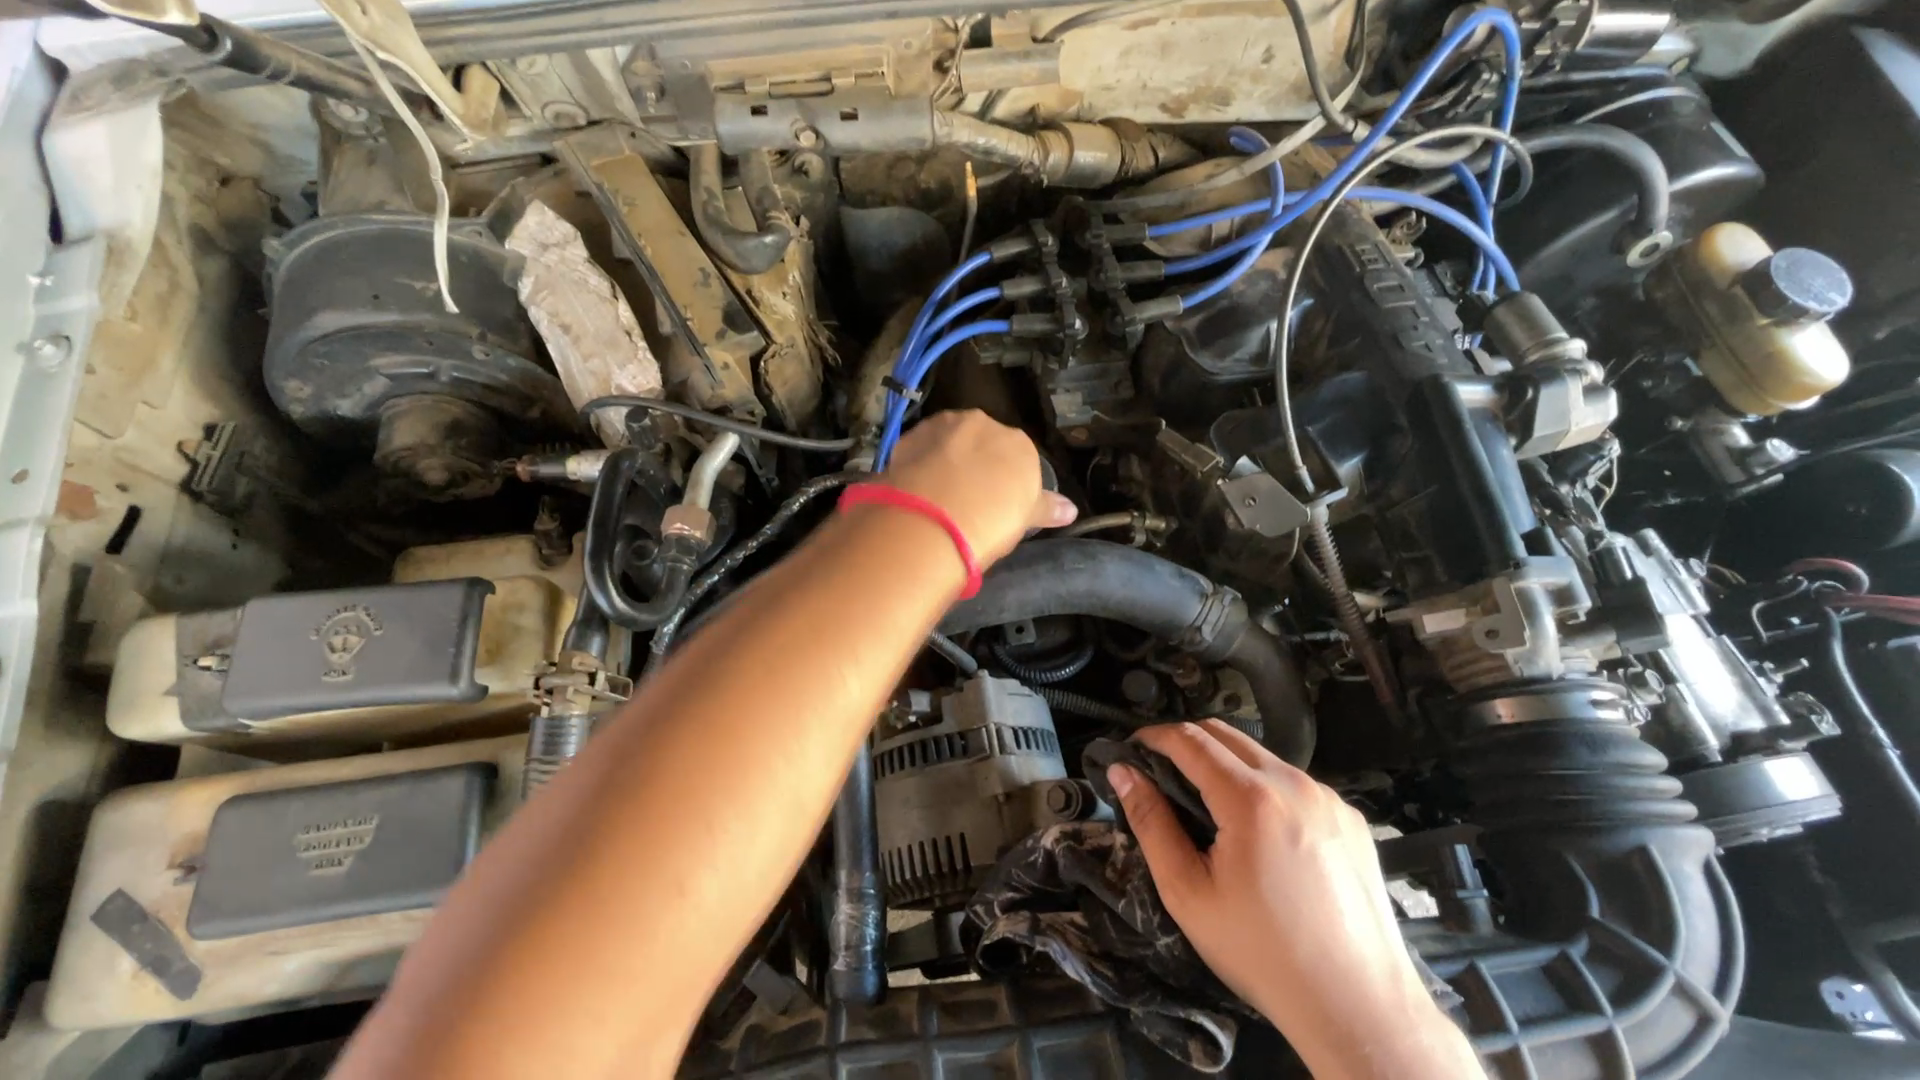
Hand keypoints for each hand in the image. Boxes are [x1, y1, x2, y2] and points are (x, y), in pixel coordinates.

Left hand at [883, 410, 1076, 561]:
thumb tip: (1071, 509)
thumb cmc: (993, 519)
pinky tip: (914, 492)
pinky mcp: (909, 436)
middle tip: (965, 501)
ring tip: (936, 498)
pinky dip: (917, 466)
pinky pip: (918, 450)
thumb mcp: (1026, 518)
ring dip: (944, 461)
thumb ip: (1047, 508)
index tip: (995, 504)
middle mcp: (982, 423)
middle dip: (973, 465)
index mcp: (1019, 441)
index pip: (1016, 457)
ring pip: (947, 442)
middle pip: (980, 443)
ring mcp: (943, 426)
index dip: (1004, 481)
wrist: (937, 518)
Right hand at [1108, 721, 1482, 1079]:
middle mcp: (1295, 784)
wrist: (1355, 1003)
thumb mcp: (1187, 891)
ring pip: (1265, 759)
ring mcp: (1330, 800)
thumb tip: (1122, 773)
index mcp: (1251, 798)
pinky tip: (1262, 837)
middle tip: (1160, 772)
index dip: (1154, 737)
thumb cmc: (1260, 950)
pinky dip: (1267, 791)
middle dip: (1187, 742)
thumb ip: (1151, 822)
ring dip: (1228, 766)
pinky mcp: (1352, 821)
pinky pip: (1297, 788)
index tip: (1131, 748)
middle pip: (1228, 735)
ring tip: (1209, 810)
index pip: (1191, 740)